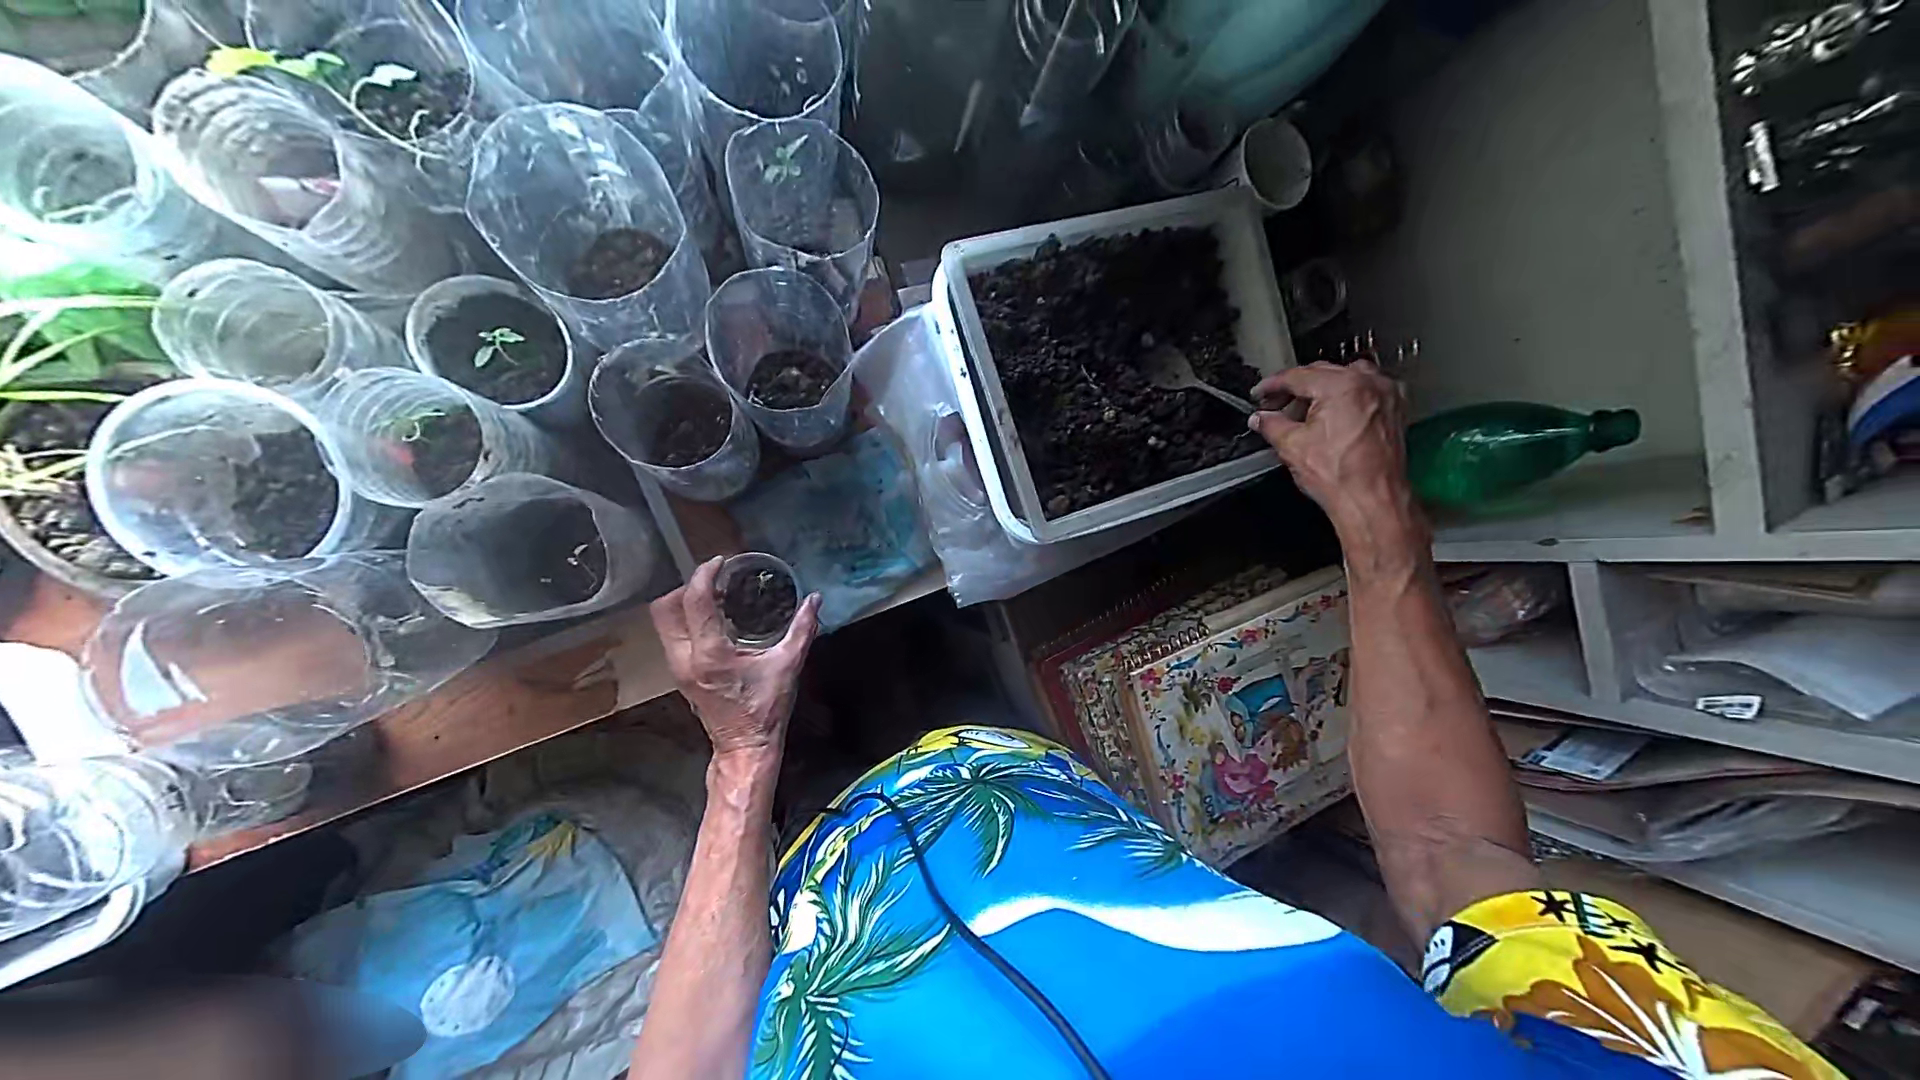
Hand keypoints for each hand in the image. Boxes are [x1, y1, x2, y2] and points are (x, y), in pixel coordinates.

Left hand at [650, 557, 822, 761]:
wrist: (745, 747)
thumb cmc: (766, 709)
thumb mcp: (788, 665)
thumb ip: (803, 629)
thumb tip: (814, 600)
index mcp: (710, 654)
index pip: (694, 601)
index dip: (704, 574)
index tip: (721, 563)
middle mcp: (685, 658)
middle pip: (664, 608)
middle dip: (686, 587)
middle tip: (714, 580)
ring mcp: (677, 668)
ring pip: (663, 622)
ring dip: (683, 603)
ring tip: (714, 596)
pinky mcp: (679, 674)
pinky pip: (671, 636)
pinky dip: (685, 620)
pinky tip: (713, 620)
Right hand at [1248, 360, 1416, 535]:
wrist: (1372, 500)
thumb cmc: (1342, 476)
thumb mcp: (1291, 446)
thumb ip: (1271, 425)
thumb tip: (1261, 418)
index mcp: (1342, 385)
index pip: (1297, 375)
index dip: (1272, 385)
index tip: (1260, 393)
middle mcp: (1369, 384)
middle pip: (1322, 373)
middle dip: (1295, 388)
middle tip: (1274, 404)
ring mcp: (1386, 396)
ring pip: (1344, 379)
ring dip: (1320, 390)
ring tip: (1302, 412)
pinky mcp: (1394, 411)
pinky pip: (1364, 392)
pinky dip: (1343, 398)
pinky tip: (1329, 417)